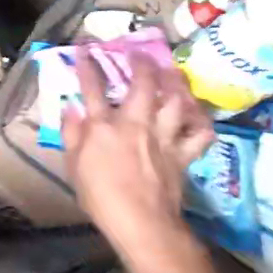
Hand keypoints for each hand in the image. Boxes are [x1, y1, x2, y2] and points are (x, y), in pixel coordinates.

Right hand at [62, 52, 214, 251]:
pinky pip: (199, 132)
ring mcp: (163, 138)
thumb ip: (73, 133)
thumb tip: (72, 108)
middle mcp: (135, 125)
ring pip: (175, 102)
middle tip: (138, 52)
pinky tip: (195, 113)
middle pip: (142, 86)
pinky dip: (200, 120)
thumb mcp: (73, 164)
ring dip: (174, 83)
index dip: (89, 67)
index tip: (86, 50)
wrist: (141, 222)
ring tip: (172, 71)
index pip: (92, 88)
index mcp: (103, 127)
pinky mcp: (183, 154)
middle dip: (140, 64)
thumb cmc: (99, 195)